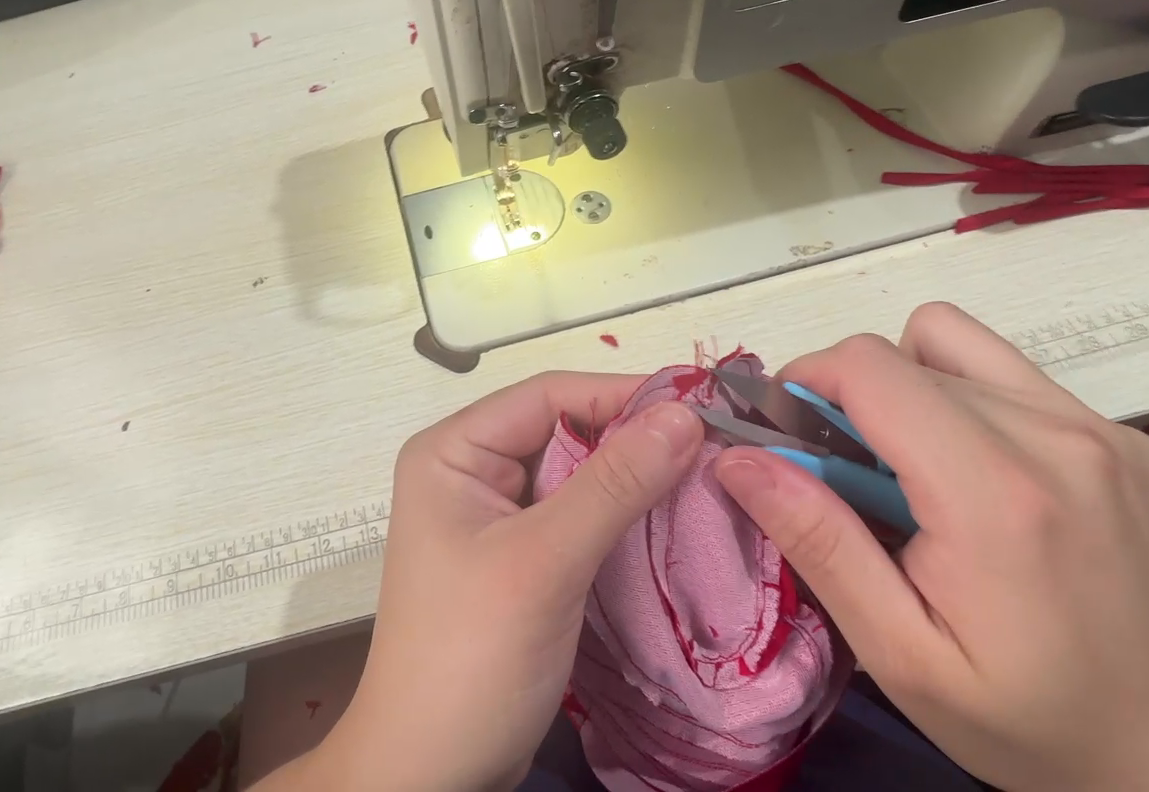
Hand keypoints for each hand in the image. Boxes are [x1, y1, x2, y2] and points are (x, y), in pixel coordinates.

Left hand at [289, 372, 703, 791]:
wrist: (433, 766)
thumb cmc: (471, 655)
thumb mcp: (544, 562)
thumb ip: (613, 485)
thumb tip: (683, 414)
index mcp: (452, 451)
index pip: (545, 396)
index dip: (620, 394)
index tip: (700, 405)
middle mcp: (470, 469)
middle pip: (563, 430)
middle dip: (634, 437)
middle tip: (715, 445)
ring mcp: (495, 515)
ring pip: (577, 473)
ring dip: (634, 477)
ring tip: (707, 476)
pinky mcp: (520, 555)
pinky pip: (577, 515)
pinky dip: (621, 516)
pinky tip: (671, 519)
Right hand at [714, 303, 1148, 791]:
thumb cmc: (1029, 720)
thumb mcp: (898, 651)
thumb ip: (817, 541)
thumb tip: (735, 458)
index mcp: (993, 490)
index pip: (870, 365)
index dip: (806, 381)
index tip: (785, 435)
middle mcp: (1055, 435)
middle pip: (901, 351)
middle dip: (845, 395)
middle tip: (840, 476)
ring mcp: (1099, 428)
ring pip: (950, 341)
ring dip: (902, 382)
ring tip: (904, 462)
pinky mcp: (1122, 436)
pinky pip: (1004, 372)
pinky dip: (958, 396)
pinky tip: (969, 473)